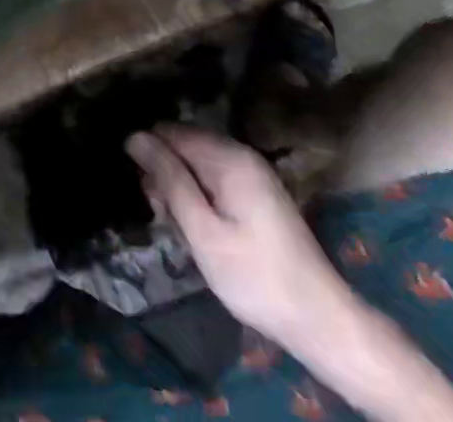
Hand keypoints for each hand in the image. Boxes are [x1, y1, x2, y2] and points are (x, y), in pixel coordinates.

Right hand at [125, 125, 352, 349]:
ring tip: (179, 227)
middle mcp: (241, 156)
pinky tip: (195, 229)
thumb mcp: (201, 230)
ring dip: (176, 191)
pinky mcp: (253, 194)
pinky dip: (195, 200)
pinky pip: (209, 181)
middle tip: (165, 217)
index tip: (149, 195)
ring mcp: (250, 175)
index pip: (168, 132)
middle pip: (180, 146)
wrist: (319, 321)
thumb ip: (168, 179)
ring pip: (192, 166)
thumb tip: (133, 136)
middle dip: (162, 175)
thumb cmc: (254, 276)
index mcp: (229, 158)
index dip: (148, 156)